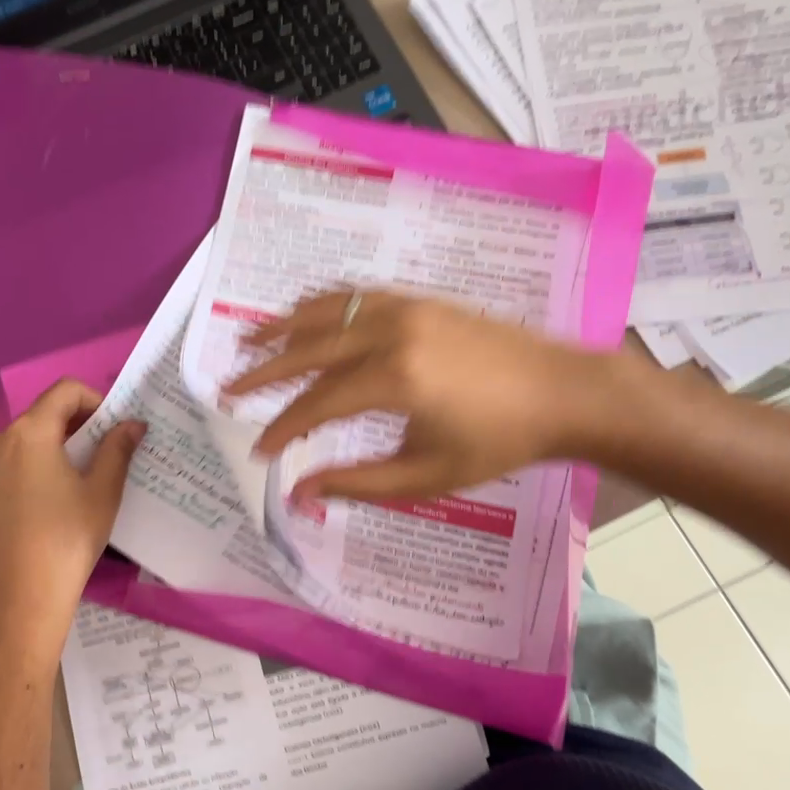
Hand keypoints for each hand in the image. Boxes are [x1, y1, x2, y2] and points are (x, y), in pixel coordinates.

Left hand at [0, 380, 145, 644]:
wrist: (17, 601)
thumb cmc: (67, 541)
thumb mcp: (103, 494)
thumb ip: (117, 450)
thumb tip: (131, 423)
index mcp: (31, 434)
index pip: (64, 392)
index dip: (92, 401)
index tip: (108, 428)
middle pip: (36, 422)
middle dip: (67, 433)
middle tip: (92, 464)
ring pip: (12, 453)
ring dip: (38, 460)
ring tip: (58, 498)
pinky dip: (13, 487)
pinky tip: (28, 520)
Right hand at [222, 290, 627, 501]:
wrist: (563, 392)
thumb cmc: (498, 443)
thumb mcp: (426, 475)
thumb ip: (356, 483)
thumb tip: (298, 494)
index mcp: (393, 379)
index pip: (316, 403)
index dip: (282, 428)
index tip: (258, 449)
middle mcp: (390, 332)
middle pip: (308, 348)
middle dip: (263, 371)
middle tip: (226, 388)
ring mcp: (406, 308)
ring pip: (327, 311)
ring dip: (283, 327)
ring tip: (247, 340)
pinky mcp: (419, 299)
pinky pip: (355, 295)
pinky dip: (321, 305)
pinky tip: (304, 315)